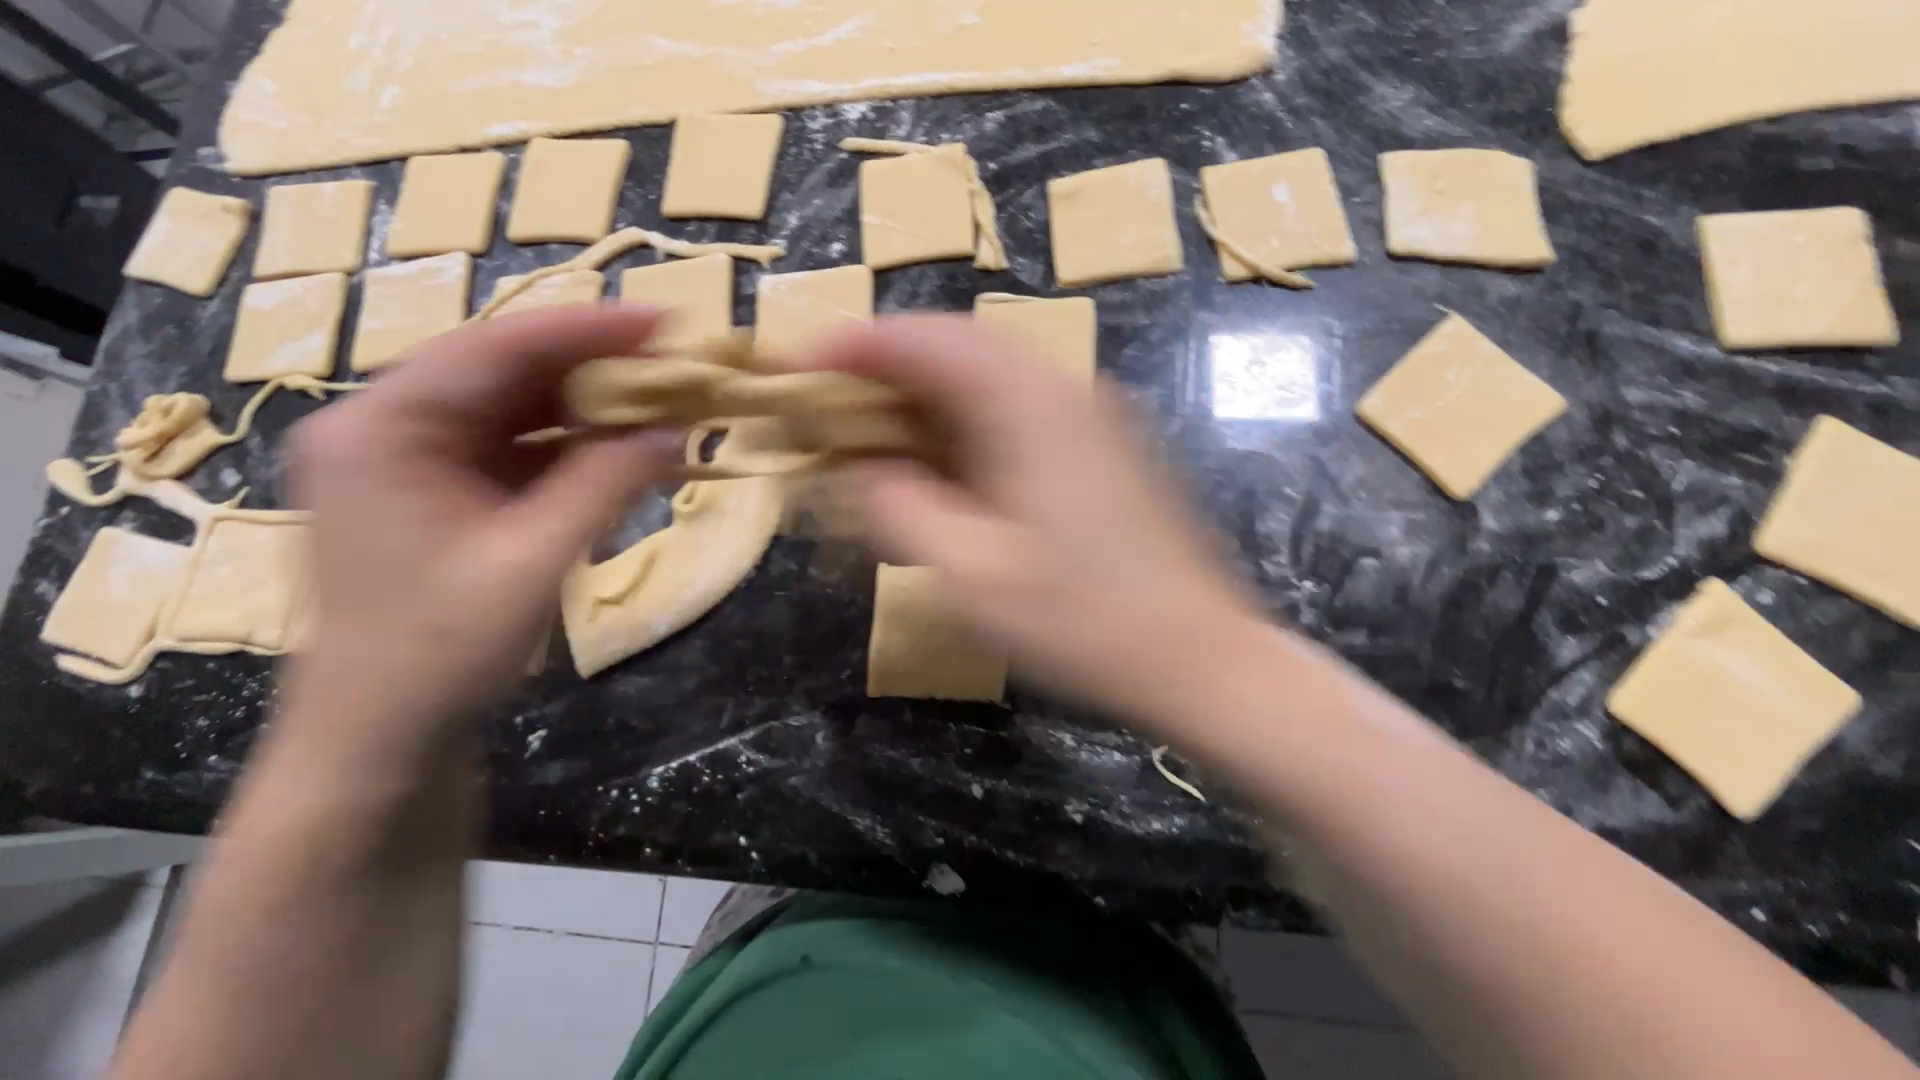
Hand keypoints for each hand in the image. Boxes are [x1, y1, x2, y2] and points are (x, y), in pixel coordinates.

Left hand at [285, 305, 680, 738]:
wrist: (378, 740)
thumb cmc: (439, 654)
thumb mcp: (532, 562)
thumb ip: (606, 484)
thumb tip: (678, 428)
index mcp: (381, 428)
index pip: (495, 348)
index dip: (588, 329)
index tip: (667, 323)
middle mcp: (384, 426)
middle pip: (503, 371)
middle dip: (594, 369)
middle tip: (676, 367)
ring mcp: (408, 459)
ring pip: (513, 409)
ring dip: (589, 411)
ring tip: (664, 408)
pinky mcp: (435, 492)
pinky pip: (513, 450)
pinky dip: (571, 451)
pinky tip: (626, 453)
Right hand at [806, 315, 1263, 727]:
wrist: (1202, 659)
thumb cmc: (1082, 622)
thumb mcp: (968, 573)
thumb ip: (899, 506)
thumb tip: (861, 465)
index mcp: (1031, 404)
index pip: (929, 341)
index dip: (856, 345)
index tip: (799, 365)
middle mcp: (1066, 389)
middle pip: (960, 349)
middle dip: (887, 370)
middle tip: (829, 406)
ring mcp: (1094, 416)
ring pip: (991, 380)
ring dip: (926, 399)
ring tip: (871, 437)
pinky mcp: (1106, 448)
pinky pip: (1020, 412)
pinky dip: (966, 425)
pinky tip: (942, 467)